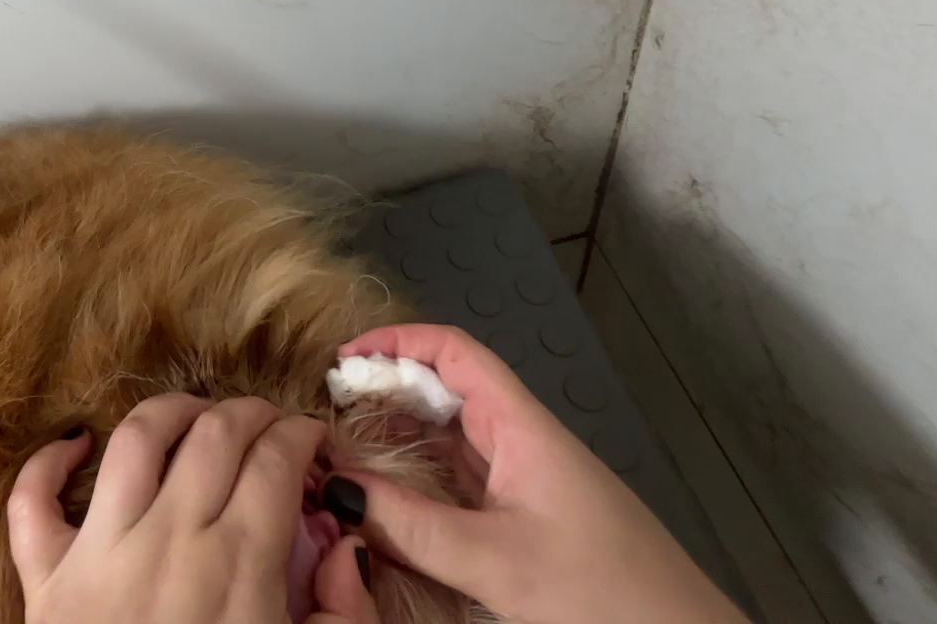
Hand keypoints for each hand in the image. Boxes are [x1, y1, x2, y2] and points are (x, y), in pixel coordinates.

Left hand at [6, 394, 331, 623]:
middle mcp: (168, 542)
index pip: (275, 462)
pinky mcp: (44, 579)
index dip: (301, 435)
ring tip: (197, 417)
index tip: (313, 440)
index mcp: (237, 570)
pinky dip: (46, 463)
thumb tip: (344, 546)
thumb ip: (341, 620)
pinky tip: (74, 444)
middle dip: (253, 412)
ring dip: (173, 411)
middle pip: (216, 434)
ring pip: (136, 439)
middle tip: (269, 424)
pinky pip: (32, 501)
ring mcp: (98, 554)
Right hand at [326, 325, 748, 623]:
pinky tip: (386, 494)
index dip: (396, 341)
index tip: (344, 359)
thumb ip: (411, 525)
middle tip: (331, 408)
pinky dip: (415, 475)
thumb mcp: (498, 562)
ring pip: (448, 436)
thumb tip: (333, 484)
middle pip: (444, 389)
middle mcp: (518, 440)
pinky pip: (456, 477)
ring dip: (396, 435)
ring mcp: (521, 480)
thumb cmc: (604, 595)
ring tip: (344, 446)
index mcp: (521, 426)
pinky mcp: (523, 517)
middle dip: (386, 389)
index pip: (454, 350)